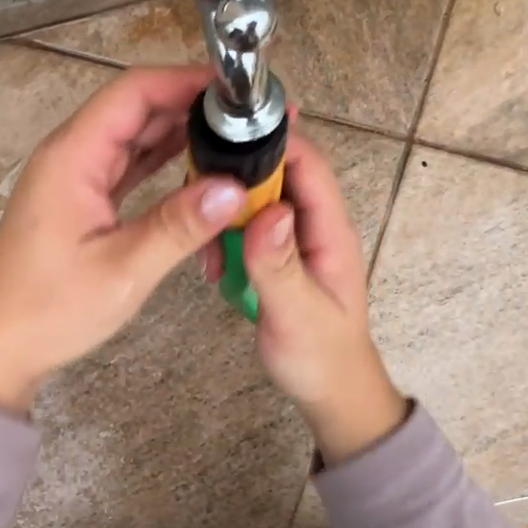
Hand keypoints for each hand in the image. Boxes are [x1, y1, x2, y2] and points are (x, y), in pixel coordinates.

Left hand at [0, 66, 246, 413]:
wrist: (0, 348)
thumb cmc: (48, 310)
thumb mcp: (122, 269)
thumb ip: (179, 225)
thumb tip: (233, 189)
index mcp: (71, 157)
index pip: (132, 92)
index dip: (185, 81)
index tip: (234, 89)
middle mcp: (70, 156)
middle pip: (135, 108)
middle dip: (191, 105)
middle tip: (247, 116)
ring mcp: (74, 178)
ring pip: (133, 137)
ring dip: (179, 133)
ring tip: (233, 136)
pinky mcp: (80, 200)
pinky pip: (126, 165)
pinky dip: (161, 162)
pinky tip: (197, 166)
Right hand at [220, 134, 406, 462]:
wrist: (330, 392)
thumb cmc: (321, 358)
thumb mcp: (298, 315)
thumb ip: (280, 265)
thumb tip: (270, 210)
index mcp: (330, 231)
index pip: (308, 165)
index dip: (273, 142)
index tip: (226, 135)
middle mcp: (313, 225)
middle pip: (278, 173)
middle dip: (237, 177)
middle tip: (197, 193)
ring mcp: (293, 239)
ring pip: (257, 200)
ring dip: (227, 213)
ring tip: (207, 248)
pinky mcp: (275, 255)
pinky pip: (247, 227)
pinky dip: (224, 237)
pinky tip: (212, 264)